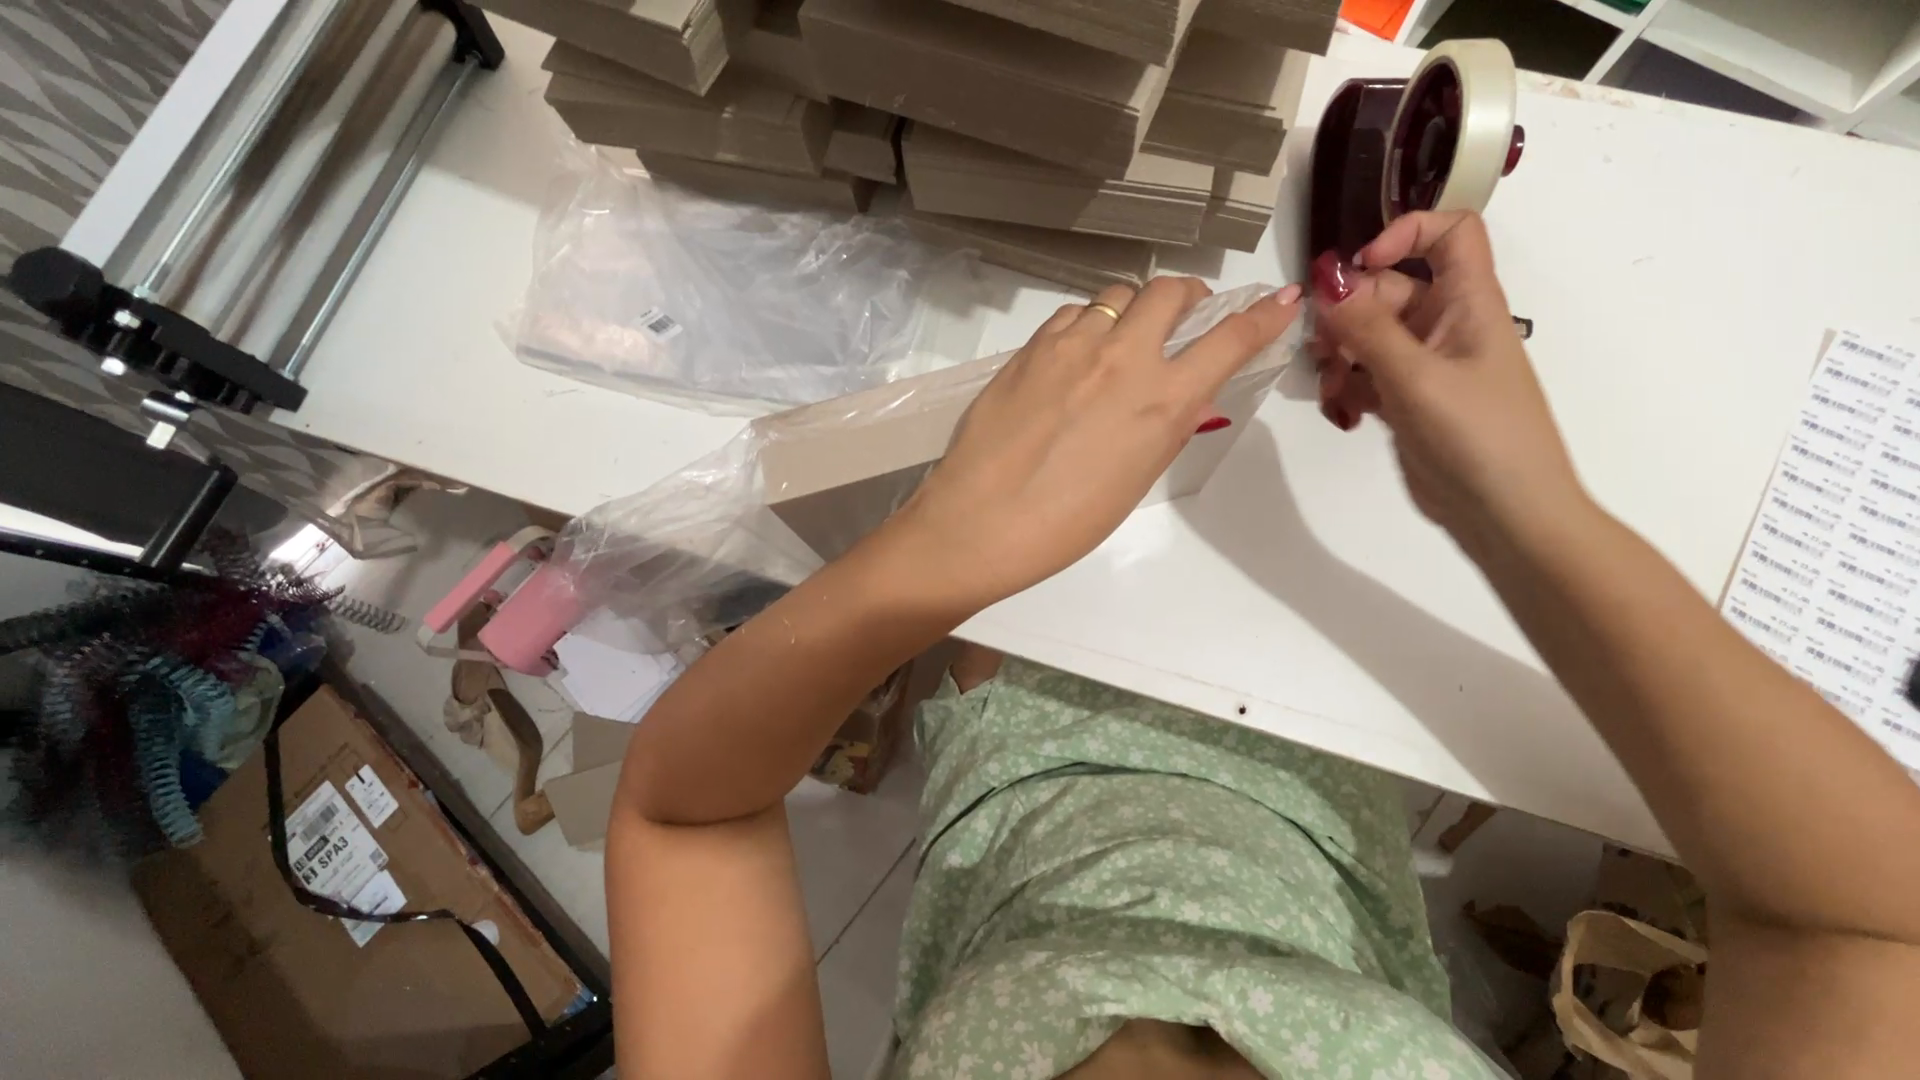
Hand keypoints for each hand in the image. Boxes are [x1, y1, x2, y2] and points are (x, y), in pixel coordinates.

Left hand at [881, 276, 1301, 606]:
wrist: (980, 523)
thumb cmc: (1065, 524)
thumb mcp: (1135, 480)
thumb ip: (1165, 427)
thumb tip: (1184, 397)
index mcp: (1161, 401)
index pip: (1229, 340)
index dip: (1263, 316)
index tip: (1282, 299)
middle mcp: (1122, 358)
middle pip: (1169, 291)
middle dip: (1187, 297)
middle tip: (1185, 316)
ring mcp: (1071, 346)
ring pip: (1117, 296)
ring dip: (1132, 309)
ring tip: (1122, 339)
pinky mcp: (1030, 348)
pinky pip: (1072, 315)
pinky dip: (1087, 325)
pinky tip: (1076, 356)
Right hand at [1312, 211, 1587, 551]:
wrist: (1505, 513)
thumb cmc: (1478, 436)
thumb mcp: (1416, 378)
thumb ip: (1367, 327)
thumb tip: (1326, 277)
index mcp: (1469, 303)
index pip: (1450, 233)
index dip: (1404, 234)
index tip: (1359, 267)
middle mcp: (1446, 326)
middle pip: (1388, 290)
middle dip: (1347, 315)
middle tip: (1324, 351)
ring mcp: (1425, 366)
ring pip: (1367, 338)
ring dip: (1338, 359)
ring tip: (1333, 393)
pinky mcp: (1407, 402)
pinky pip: (1365, 377)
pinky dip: (1346, 391)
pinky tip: (1344, 417)